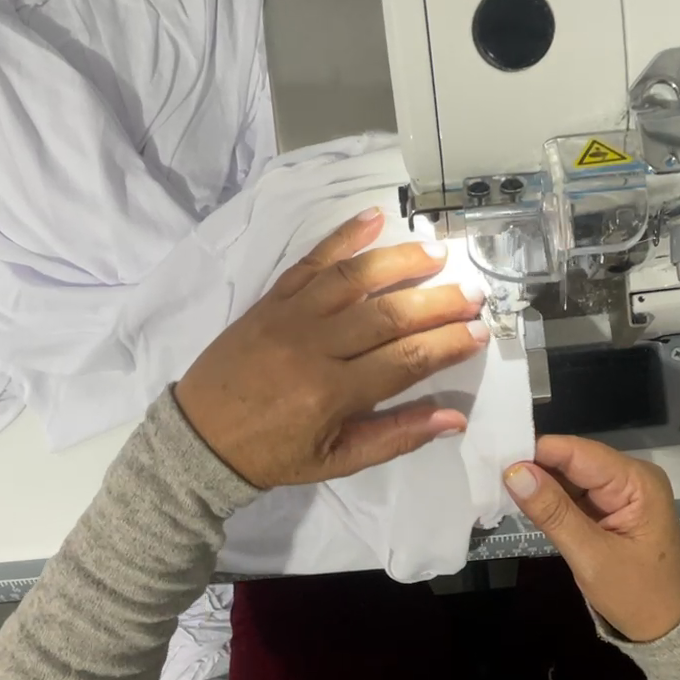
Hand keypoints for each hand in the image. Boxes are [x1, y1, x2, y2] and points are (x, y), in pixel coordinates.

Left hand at [175, 208, 489, 488]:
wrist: (199, 436)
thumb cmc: (273, 454)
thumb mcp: (337, 461)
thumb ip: (396, 437)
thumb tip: (454, 419)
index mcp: (330, 394)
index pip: (404, 360)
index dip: (447, 344)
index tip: (480, 332)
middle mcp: (312, 348)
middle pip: (386, 314)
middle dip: (437, 302)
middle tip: (473, 292)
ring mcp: (289, 317)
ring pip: (352, 278)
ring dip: (399, 261)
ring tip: (437, 254)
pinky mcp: (270, 300)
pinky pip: (309, 262)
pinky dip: (342, 237)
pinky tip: (373, 218)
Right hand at [504, 436, 679, 641]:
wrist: (669, 629)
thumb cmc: (638, 596)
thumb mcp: (592, 557)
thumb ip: (553, 512)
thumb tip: (514, 472)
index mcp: (636, 482)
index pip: (577, 452)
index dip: (535, 451)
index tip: (492, 456)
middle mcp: (629, 476)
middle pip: (571, 459)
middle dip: (532, 465)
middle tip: (486, 471)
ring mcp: (619, 491)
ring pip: (568, 475)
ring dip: (537, 481)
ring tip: (495, 484)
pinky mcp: (608, 507)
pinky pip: (573, 493)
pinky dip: (549, 498)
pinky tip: (521, 500)